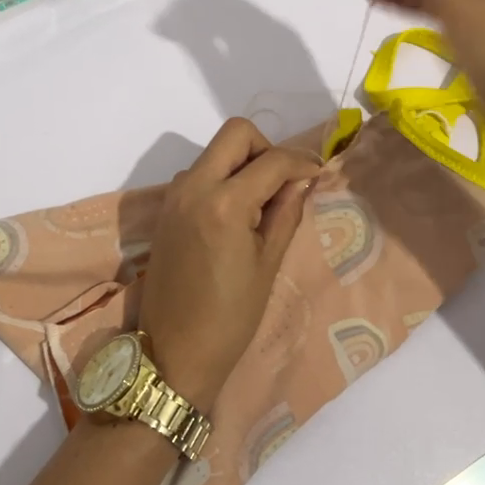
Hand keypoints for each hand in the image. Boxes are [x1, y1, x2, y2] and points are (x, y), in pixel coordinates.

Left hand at [140, 119, 319, 407]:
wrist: (173, 351)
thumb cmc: (230, 316)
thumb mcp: (268, 264)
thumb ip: (285, 213)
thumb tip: (302, 180)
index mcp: (224, 203)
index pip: (272, 160)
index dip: (301, 163)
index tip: (318, 175)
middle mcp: (193, 187)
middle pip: (235, 134)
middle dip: (266, 148)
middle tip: (283, 183)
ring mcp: (174, 195)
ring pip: (215, 152)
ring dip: (242, 163)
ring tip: (262, 204)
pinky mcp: (166, 208)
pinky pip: (199, 173)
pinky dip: (222, 178)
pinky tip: (237, 215)